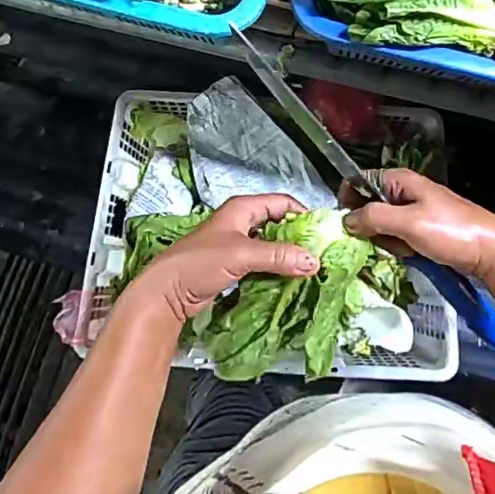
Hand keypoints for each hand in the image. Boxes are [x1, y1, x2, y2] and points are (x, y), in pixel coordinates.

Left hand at [125, 194, 319, 323]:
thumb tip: (313, 260)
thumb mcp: (241, 254)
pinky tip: (292, 283)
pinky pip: (264, 264)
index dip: (304, 214)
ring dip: (290, 257)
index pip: (281, 203)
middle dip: (300, 238)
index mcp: (241, 209)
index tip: (326, 233)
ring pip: (272, 246)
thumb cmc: (198, 263)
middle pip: (279, 224)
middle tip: (323, 256)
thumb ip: (277, 256)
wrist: (168, 291)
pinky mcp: (235, 265)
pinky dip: (278, 271)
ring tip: (313, 272)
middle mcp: (241, 223)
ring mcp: (238, 245)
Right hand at [341, 169, 494, 285]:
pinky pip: (399, 236)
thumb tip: (346, 220)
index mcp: (399, 180)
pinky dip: (399, 247)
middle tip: (379, 240)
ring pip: (383, 224)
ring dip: (385, 240)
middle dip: (368, 225)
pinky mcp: (426, 231)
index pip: (358, 182)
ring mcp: (417, 212)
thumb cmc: (452, 233)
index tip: (347, 223)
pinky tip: (411, 256)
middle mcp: (406, 191)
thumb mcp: (407, 223)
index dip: (348, 200)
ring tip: (401, 250)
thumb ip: (371, 217)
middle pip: (369, 205)